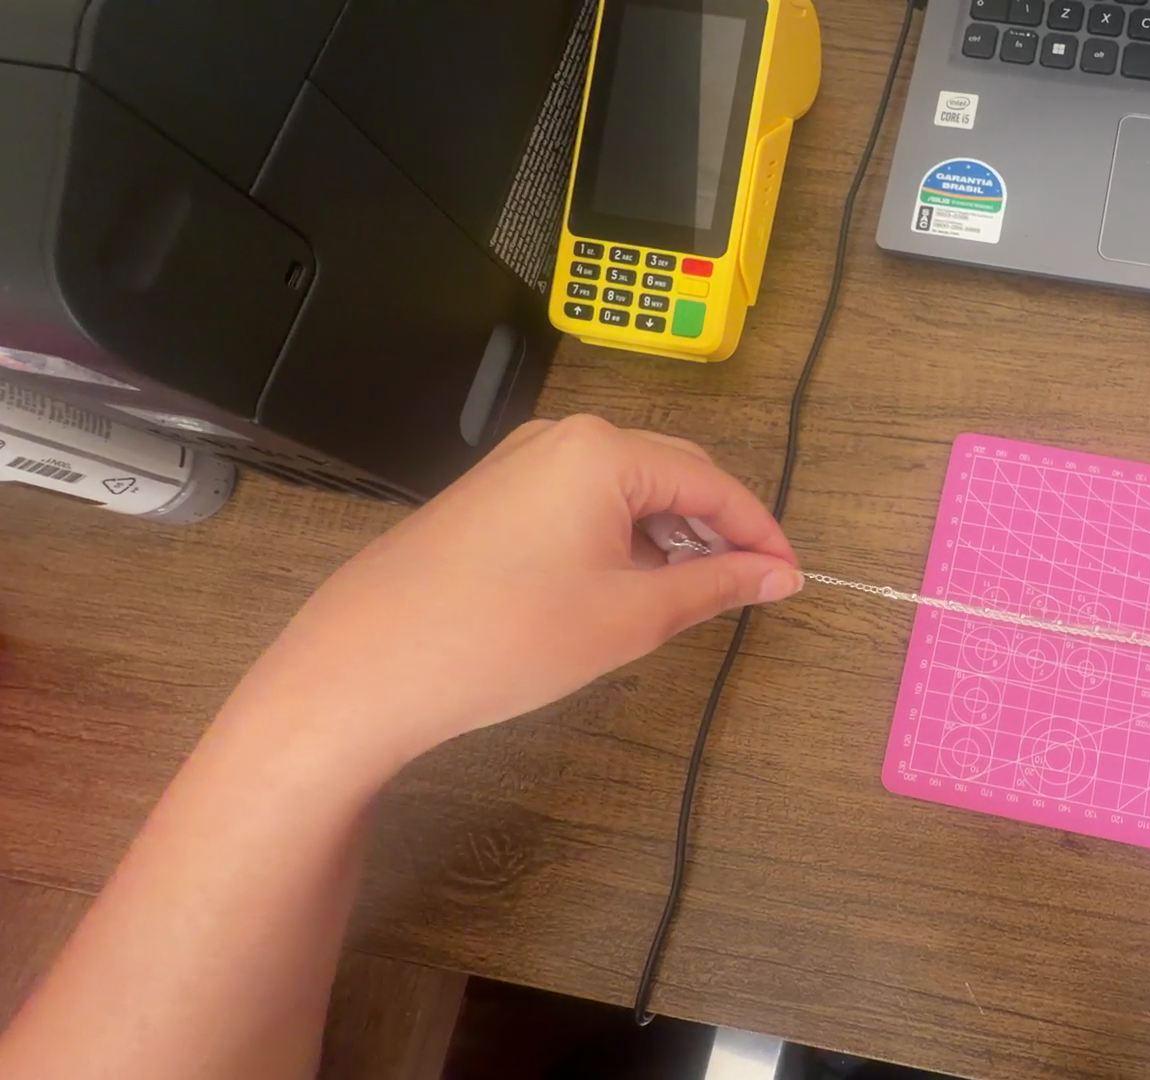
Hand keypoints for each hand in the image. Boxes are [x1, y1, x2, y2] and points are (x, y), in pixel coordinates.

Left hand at [227, 415, 802, 765]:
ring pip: (633, 487)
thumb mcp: (632, 616)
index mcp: (605, 452)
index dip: (762, 532)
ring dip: (676, 533)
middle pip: (677, 474)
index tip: (791, 577)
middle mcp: (566, 439)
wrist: (357, 676)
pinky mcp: (498, 493)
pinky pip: (589, 499)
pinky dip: (629, 535)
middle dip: (722, 528)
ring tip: (695, 589)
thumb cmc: (509, 640)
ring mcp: (524, 462)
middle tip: (750, 584)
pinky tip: (633, 580)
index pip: (715, 486)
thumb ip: (720, 585)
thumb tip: (783, 576)